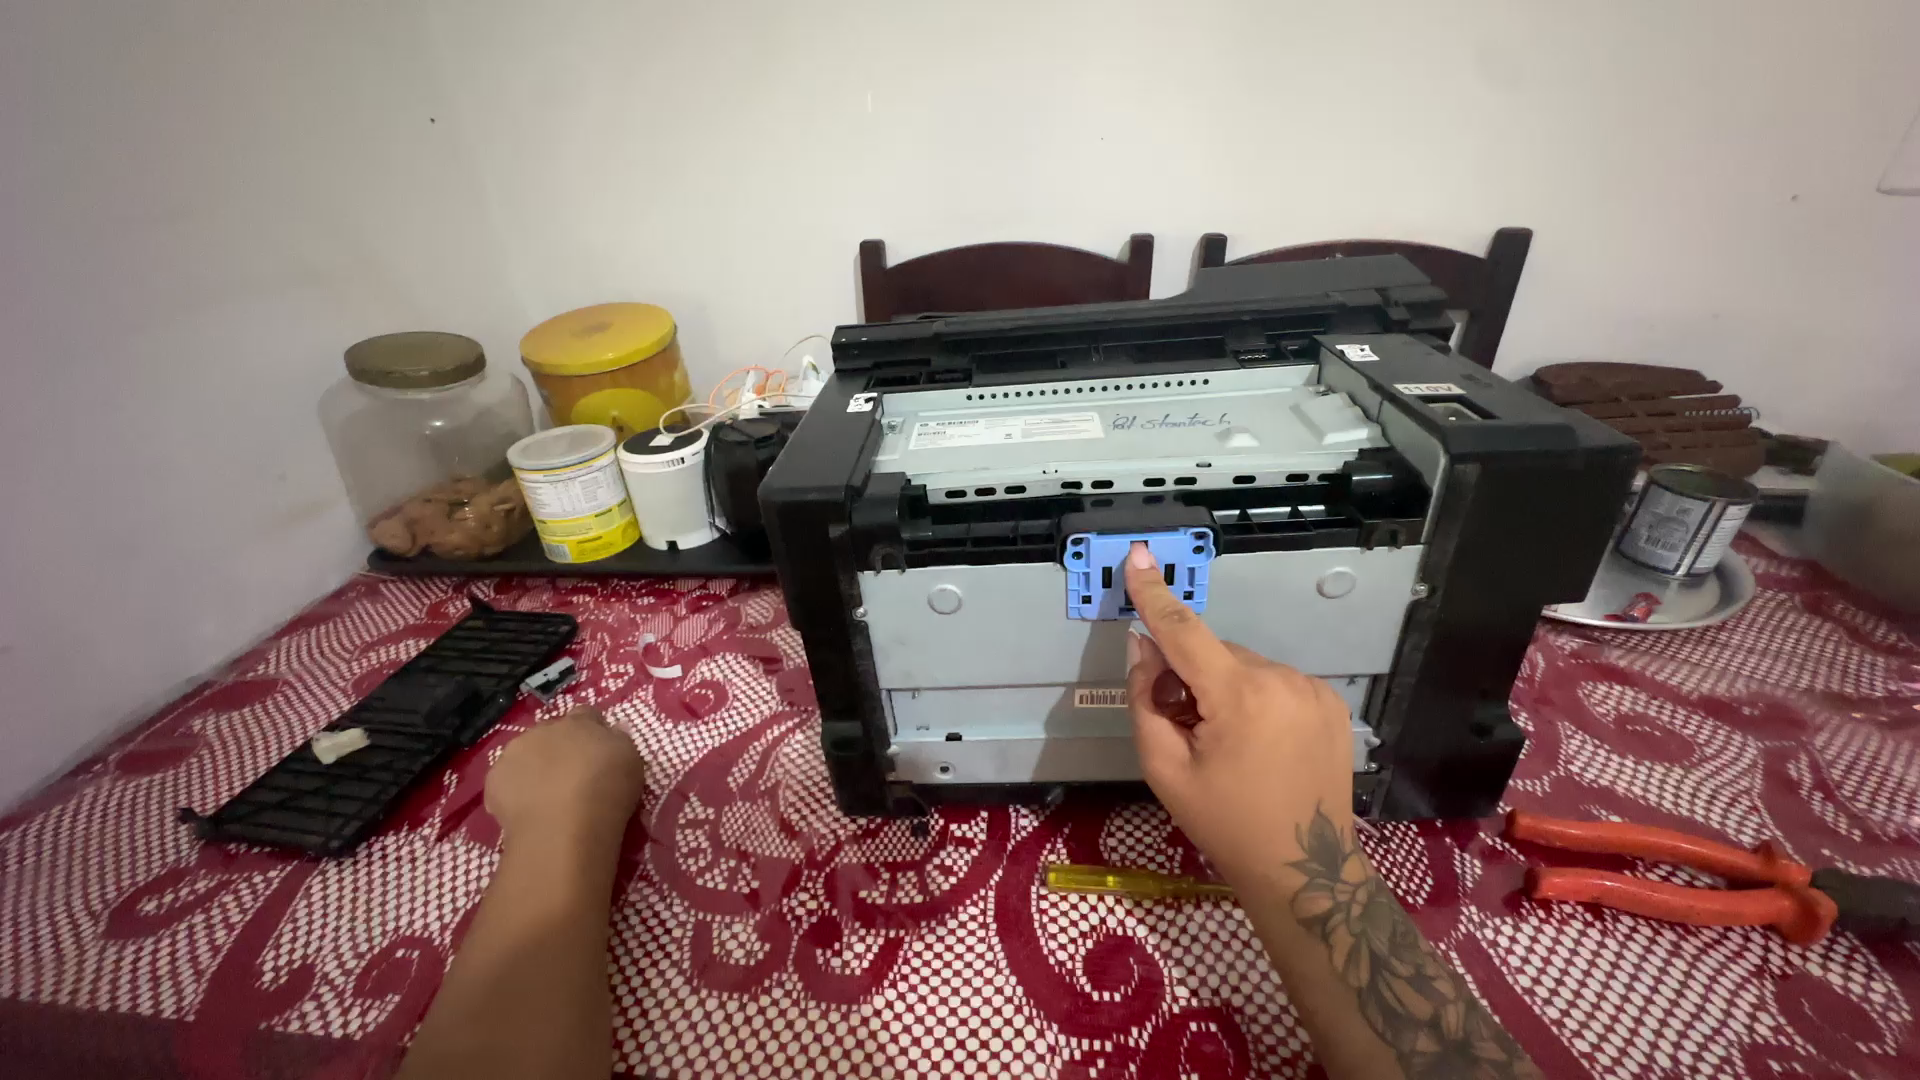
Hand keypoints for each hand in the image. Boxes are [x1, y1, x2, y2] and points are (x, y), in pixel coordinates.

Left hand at [484, 705, 645, 850]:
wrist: (564, 825)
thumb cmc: (607, 789)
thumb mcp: (631, 760)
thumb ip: (618, 739)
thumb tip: (611, 730)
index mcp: (580, 722)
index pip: (586, 714)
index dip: (593, 729)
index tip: (599, 750)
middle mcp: (545, 729)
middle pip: (552, 732)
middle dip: (560, 747)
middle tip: (572, 774)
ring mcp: (515, 753)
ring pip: (525, 753)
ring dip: (535, 765)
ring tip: (547, 794)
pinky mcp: (494, 780)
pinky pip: (507, 780)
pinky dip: (515, 789)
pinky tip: (528, 808)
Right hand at [1122, 542, 1354, 892]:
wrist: (1306, 871)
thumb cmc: (1225, 823)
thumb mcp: (1165, 768)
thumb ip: (1146, 700)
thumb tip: (1144, 647)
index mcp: (1239, 696)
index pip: (1184, 631)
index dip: (1154, 593)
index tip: (1138, 554)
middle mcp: (1281, 679)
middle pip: (1213, 653)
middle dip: (1190, 676)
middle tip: (1186, 726)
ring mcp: (1312, 689)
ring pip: (1243, 666)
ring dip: (1223, 687)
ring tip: (1228, 742)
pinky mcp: (1330, 701)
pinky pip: (1273, 680)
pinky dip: (1254, 696)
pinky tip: (1258, 740)